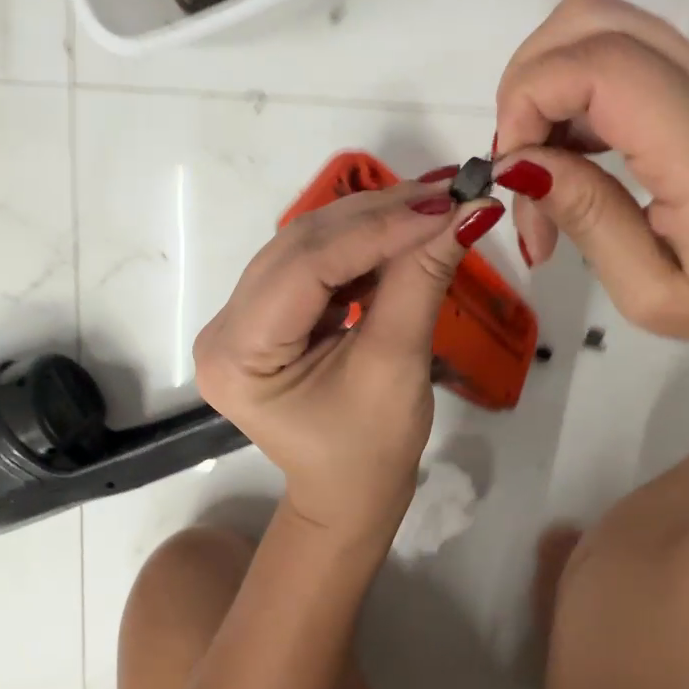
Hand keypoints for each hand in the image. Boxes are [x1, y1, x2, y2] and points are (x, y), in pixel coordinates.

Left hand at [194, 178, 504, 533]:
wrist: (350, 495)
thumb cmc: (370, 452)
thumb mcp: (396, 367)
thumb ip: (420, 283)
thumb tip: (464, 212)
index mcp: (237, 355)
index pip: (305, 267)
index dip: (377, 229)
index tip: (447, 202)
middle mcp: (224, 330)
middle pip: (299, 248)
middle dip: (377, 217)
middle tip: (447, 193)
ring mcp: (239, 322)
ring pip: (306, 248)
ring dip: (371, 225)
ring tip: (434, 207)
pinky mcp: (264, 318)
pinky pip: (311, 266)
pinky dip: (360, 249)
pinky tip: (404, 234)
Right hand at [492, 0, 688, 348]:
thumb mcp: (651, 294)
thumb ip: (588, 220)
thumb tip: (520, 165)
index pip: (599, 65)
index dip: (529, 100)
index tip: (511, 174)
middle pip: (588, 20)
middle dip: (525, 87)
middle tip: (520, 170)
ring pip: (596, 23)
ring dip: (544, 88)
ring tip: (544, 171)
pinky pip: (616, 49)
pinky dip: (570, 93)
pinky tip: (571, 160)